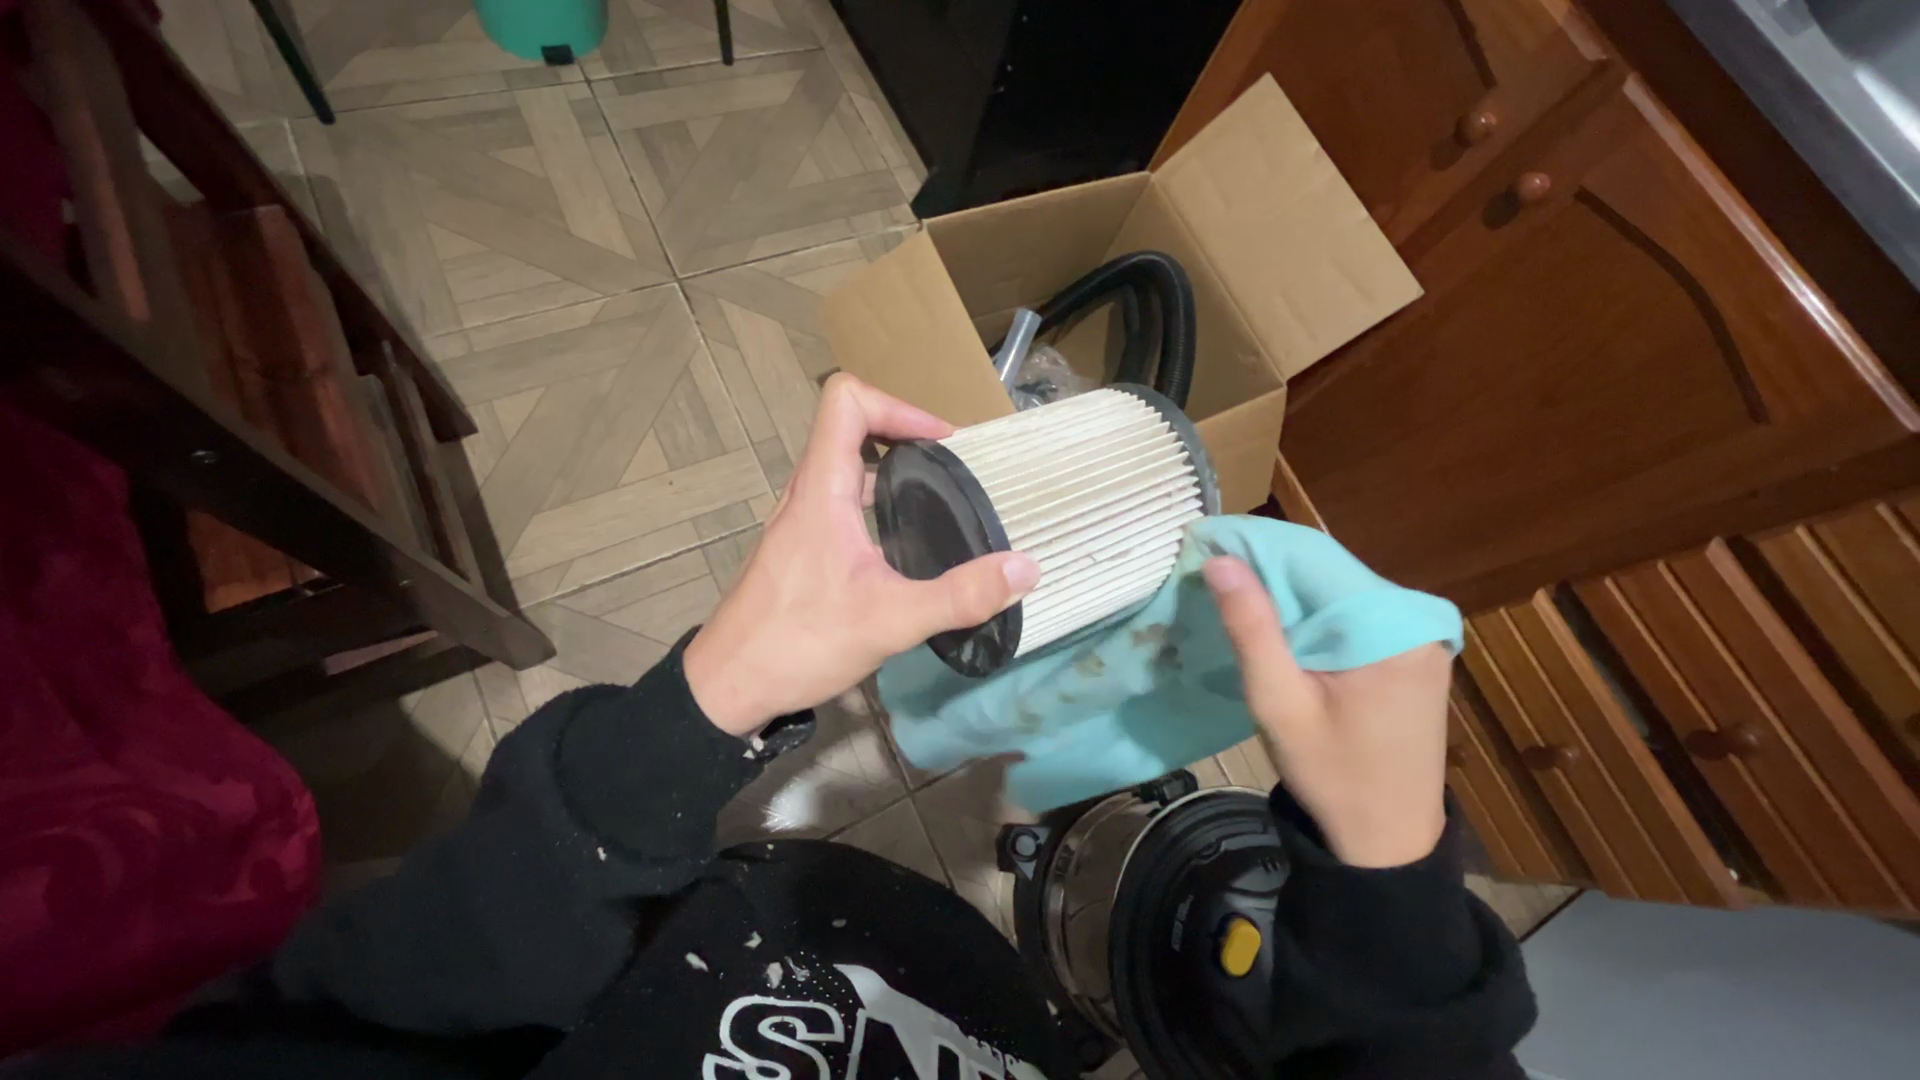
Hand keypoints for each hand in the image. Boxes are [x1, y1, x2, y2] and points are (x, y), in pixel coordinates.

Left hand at [683, 374, 1041, 734]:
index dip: (898, 406)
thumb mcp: (890, 621)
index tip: (942, 444)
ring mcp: (799, 522)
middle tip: (953, 471)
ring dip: (890, 472)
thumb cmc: (799, 643)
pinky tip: (902, 549)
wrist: (727, 687)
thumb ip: (960, 595)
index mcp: (821, 489)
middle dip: (905, 437)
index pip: (847, 400)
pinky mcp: (798, 550)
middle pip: (849, 429)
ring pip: (844, 469)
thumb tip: (1026, 568)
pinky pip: (839, 504)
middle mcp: (806, 494)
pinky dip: (874, 505)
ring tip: (937, 503)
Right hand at [1203, 555, 1451, 867]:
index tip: (1202, 539)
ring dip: (1282, 587)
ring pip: (1335, 589)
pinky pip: (1348, 612)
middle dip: (1265, 566)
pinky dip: (1306, 610)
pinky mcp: (1408, 650)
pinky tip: (1268, 616)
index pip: (1314, 562)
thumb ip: (1252, 630)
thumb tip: (1220, 560)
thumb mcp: (1279, 704)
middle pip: (1327, 572)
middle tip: (1205, 564)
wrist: (1387, 838)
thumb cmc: (1331, 775)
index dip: (1254, 546)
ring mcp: (1417, 635)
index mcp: (1394, 630)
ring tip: (1226, 584)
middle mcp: (1416, 621)